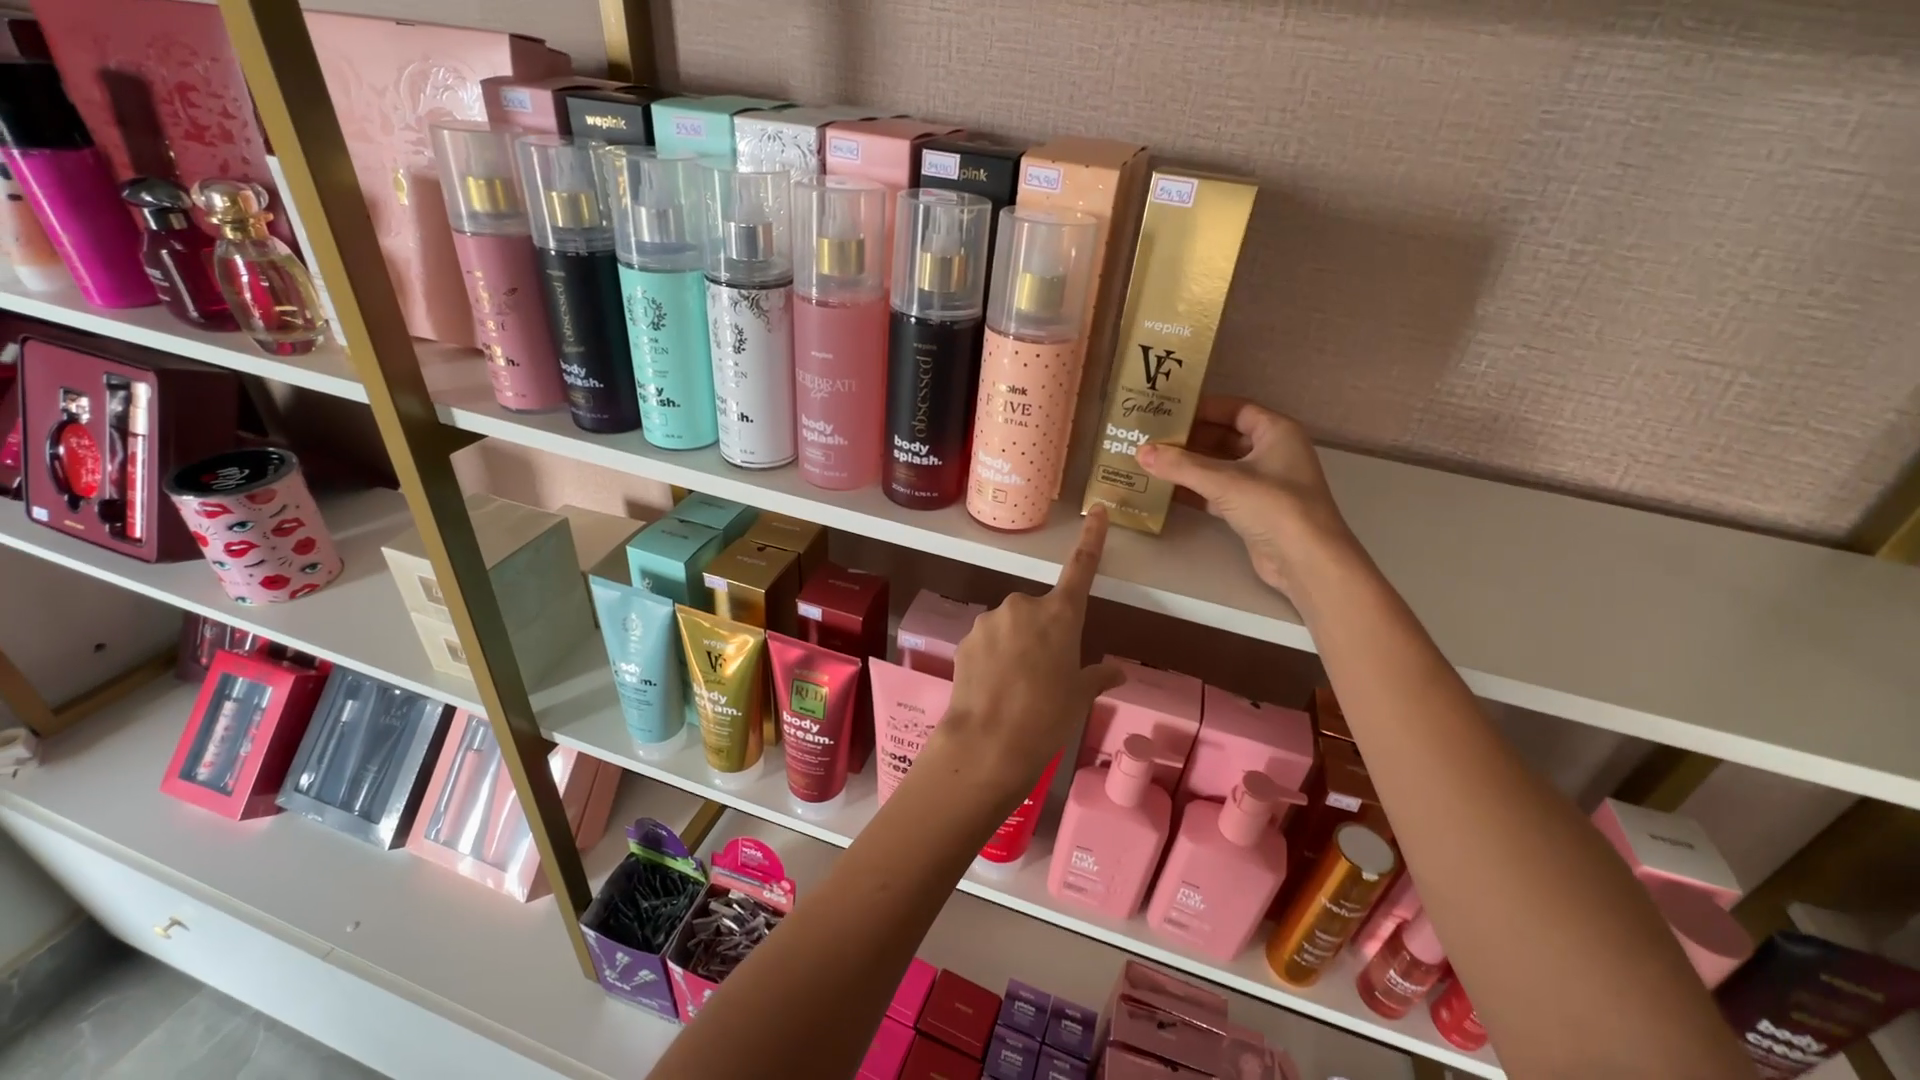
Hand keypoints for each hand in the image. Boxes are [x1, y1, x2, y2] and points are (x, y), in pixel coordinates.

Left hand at [931, 509, 1124, 809]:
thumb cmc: (1048, 717)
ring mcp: (990, 621)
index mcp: (1060, 614)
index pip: (1081, 568)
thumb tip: (1116, 671)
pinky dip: (993, 659)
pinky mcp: (965, 640)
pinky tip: (994, 689)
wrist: (989, 742)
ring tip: (1018, 688)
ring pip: (1010, 627)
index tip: (1096, 510)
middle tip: (1046, 673)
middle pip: (1039, 611)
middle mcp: (1022, 607)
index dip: (1091, 539)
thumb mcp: (1080, 697)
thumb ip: (1097, 676)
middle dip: (1042, 633)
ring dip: (1016, 646)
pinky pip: (987, 643)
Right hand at [1135, 396, 1357, 598]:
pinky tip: (1168, 491)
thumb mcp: (1224, 480)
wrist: (1305, 559)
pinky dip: (1197, 491)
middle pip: (1225, 438)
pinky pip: (1220, 492)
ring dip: (1190, 467)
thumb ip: (1181, 466)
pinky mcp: (1254, 510)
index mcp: (1276, 432)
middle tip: (1153, 438)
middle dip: (1191, 439)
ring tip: (1153, 463)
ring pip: (1221, 467)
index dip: (1204, 409)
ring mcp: (1264, 483)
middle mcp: (1273, 452)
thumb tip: (1141, 452)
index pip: (1236, 409)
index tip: (1170, 411)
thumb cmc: (1274, 505)